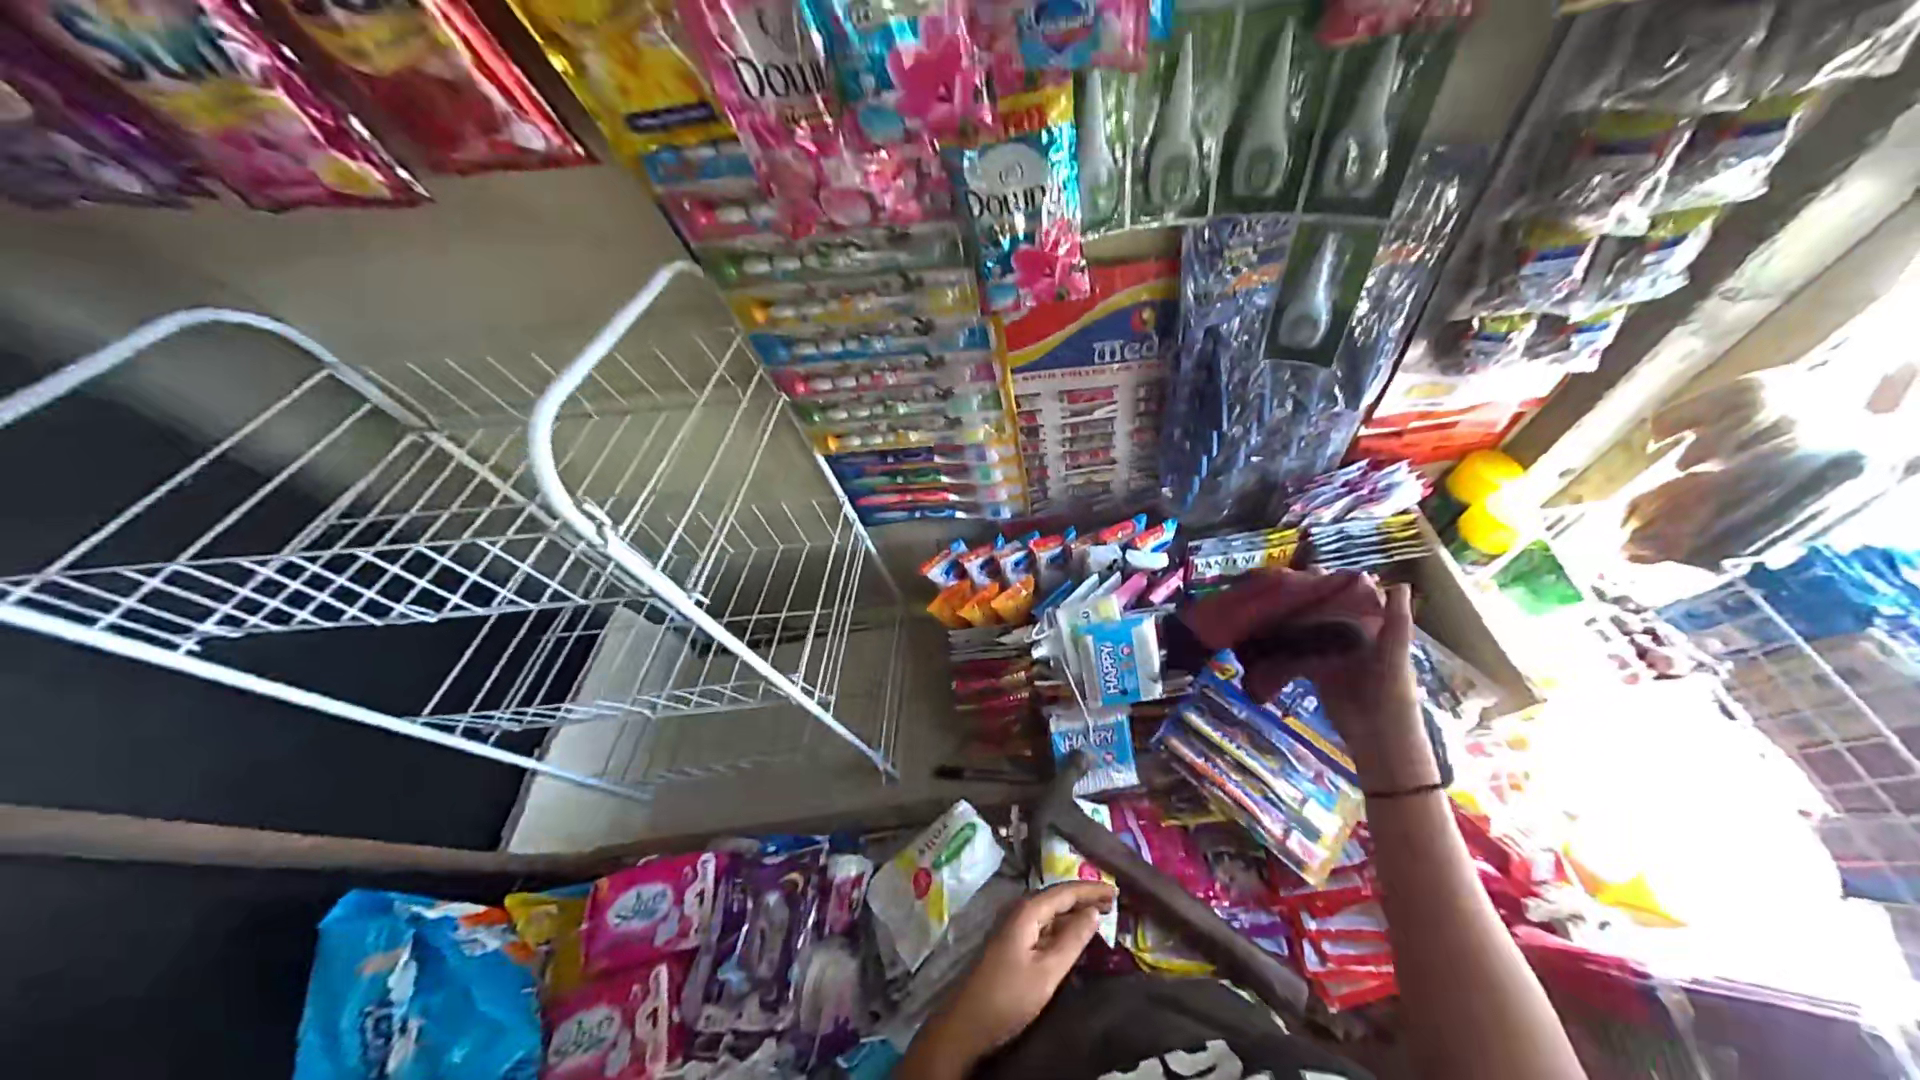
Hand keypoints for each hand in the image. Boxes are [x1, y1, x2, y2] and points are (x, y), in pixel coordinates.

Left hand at [899, 882, 1116, 1078]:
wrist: (968, 1024)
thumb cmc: (1009, 996)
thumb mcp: (1047, 971)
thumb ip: (1072, 940)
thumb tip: (1093, 912)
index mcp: (1027, 911)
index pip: (1064, 891)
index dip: (1090, 889)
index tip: (1116, 890)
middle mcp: (1019, 912)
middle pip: (1057, 897)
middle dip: (1084, 897)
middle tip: (1113, 900)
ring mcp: (1015, 928)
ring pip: (1051, 912)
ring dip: (1074, 911)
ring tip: (1101, 913)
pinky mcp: (1013, 944)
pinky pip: (1044, 926)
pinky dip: (1063, 926)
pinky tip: (1076, 934)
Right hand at [1184, 570, 1437, 791]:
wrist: (1378, 736)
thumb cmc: (1392, 692)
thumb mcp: (1395, 653)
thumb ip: (1397, 621)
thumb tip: (1401, 583)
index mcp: (1374, 630)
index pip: (1353, 600)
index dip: (1335, 584)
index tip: (1310, 569)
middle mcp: (1351, 639)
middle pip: (1328, 612)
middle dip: (1308, 599)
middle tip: (1280, 584)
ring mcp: (1332, 655)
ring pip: (1311, 631)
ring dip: (1294, 619)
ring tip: (1268, 602)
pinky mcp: (1316, 672)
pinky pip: (1299, 652)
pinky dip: (1286, 643)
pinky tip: (1268, 632)